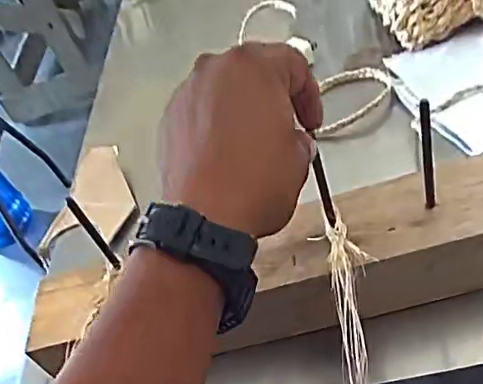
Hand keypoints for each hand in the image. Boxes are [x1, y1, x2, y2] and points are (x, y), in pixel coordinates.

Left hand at [157, 43, 323, 237]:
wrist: (206, 221)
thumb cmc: (249, 190)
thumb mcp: (298, 165)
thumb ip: (300, 142)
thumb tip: (295, 143)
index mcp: (255, 68)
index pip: (293, 64)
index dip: (309, 96)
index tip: (311, 119)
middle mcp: (217, 70)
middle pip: (253, 73)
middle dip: (272, 101)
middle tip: (284, 131)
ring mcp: (190, 93)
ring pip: (224, 93)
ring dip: (241, 115)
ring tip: (253, 152)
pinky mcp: (171, 120)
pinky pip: (201, 116)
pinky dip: (215, 131)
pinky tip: (227, 161)